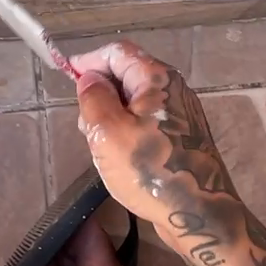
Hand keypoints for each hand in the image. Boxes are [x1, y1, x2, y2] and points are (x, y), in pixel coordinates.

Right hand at [70, 42, 241, 224]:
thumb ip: (94, 98)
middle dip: (100, 92)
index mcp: (156, 78)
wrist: (199, 213)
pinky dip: (128, 129)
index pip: (118, 52)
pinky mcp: (183, 135)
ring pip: (135, 101)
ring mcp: (181, 112)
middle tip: (84, 122)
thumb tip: (89, 78)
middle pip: (128, 75)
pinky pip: (147, 120)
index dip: (89, 59)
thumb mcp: (108, 132)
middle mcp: (173, 88)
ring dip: (112, 115)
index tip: (66, 73)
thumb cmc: (150, 170)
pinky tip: (120, 156)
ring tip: (100, 145)